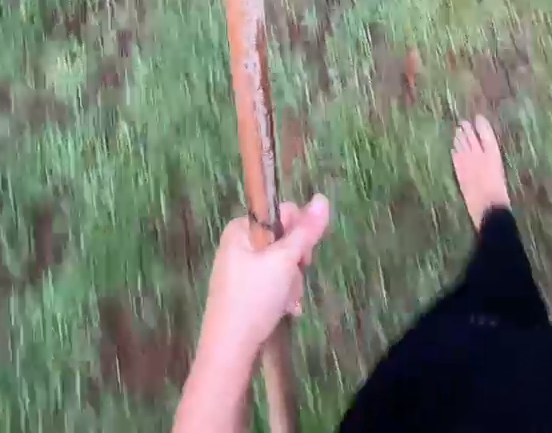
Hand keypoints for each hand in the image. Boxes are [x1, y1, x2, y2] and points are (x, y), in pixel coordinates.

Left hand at [196, 196, 331, 363]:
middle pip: (285, 239)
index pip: (284, 213)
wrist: (228, 353)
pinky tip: (286, 310)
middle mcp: (239, 244)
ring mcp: (241, 269)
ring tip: (286, 302)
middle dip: (295, 263)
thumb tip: (322, 198)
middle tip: (291, 281)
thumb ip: (306, 230)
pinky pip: (273, 281)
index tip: (301, 256)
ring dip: (292, 282)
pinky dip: (283, 294)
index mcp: (241, 228)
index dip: (299, 232)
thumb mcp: (284, 260)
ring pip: (283, 263)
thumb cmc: (254, 298)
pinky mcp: (245, 291)